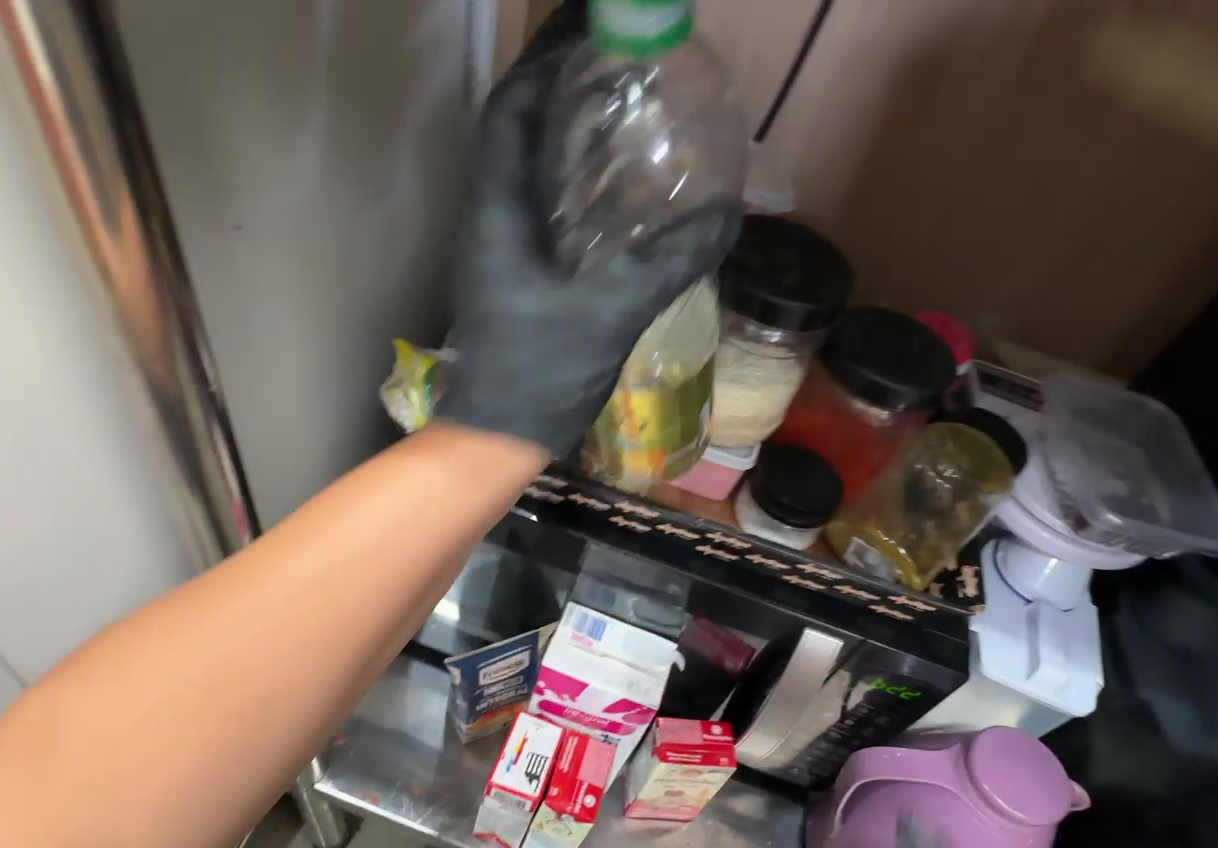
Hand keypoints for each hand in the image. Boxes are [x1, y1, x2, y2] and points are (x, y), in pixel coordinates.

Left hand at [435, 38, 742, 458]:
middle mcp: (492, 222)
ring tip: (624, 119)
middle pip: (520, 136)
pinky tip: (619, 199)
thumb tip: (726, 216)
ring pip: (531, 176)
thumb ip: (667, 262)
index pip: (508, 114)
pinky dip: (577, 191)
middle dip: (562, 96)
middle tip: (619, 74)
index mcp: (496, 214)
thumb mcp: (610, 312)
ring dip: (569, 141)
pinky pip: (546, 215)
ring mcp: (502, 252)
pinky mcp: (519, 279)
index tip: (589, 42)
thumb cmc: (540, 373)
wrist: (502, 435)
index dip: (543, 68)